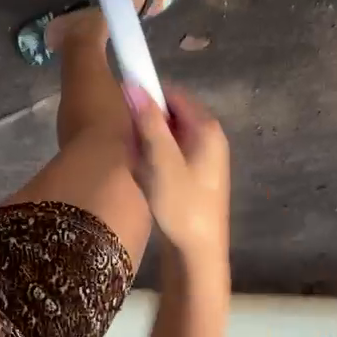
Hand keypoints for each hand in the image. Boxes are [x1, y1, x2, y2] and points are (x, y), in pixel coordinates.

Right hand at [122, 84, 229, 258]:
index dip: (147, 101)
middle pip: (167, 115)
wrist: (198, 251)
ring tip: (140, 171)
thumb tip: (133, 84)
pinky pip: (167, 155)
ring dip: (146, 149)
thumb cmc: (181, 205)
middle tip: (134, 151)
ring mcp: (203, 157)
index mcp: (206, 128)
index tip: (127, 120)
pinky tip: (146, 182)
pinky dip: (152, 164)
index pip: (172, 94)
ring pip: (164, 137)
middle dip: (145, 130)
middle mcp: (209, 137)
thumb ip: (148, 121)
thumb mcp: (160, 161)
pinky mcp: (195, 174)